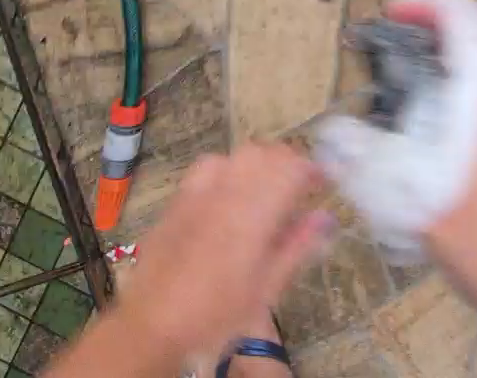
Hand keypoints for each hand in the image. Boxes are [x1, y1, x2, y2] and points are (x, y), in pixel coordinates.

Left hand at [110, 144, 332, 357]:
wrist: (151, 324)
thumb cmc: (216, 312)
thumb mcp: (266, 289)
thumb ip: (297, 247)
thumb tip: (325, 217)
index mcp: (256, 214)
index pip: (295, 169)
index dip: (315, 169)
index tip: (325, 181)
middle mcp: (232, 192)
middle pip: (271, 153)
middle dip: (292, 162)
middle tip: (301, 186)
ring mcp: (203, 190)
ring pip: (243, 153)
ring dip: (265, 161)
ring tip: (271, 183)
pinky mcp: (181, 196)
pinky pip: (212, 163)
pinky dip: (231, 166)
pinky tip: (231, 186)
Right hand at [392, 0, 476, 337]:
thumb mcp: (430, 214)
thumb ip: (376, 171)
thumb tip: (332, 135)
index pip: (466, 20)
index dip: (427, 4)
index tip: (393, 14)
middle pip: (473, 58)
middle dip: (427, 63)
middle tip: (388, 90)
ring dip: (446, 106)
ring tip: (410, 148)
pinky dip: (468, 136)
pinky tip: (451, 187)